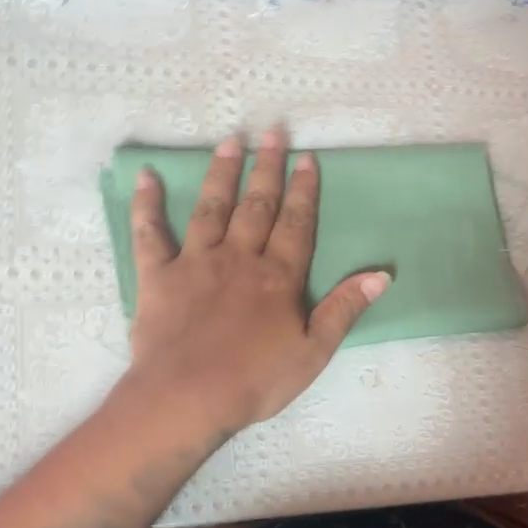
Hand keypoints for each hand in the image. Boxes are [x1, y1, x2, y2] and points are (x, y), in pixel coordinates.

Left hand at [124, 129, 389, 434]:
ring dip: (222, 174)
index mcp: (279, 278)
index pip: (296, 226)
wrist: (188, 396)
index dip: (304, 192)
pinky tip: (146, 177)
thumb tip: (380, 275)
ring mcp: (196, 263)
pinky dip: (147, 204)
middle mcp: (239, 259)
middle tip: (272, 132)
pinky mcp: (158, 276)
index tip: (307, 159)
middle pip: (256, 207)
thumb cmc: (258, 379)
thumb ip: (344, 309)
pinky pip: (151, 233)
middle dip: (266, 169)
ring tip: (230, 141)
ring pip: (211, 209)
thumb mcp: (315, 351)